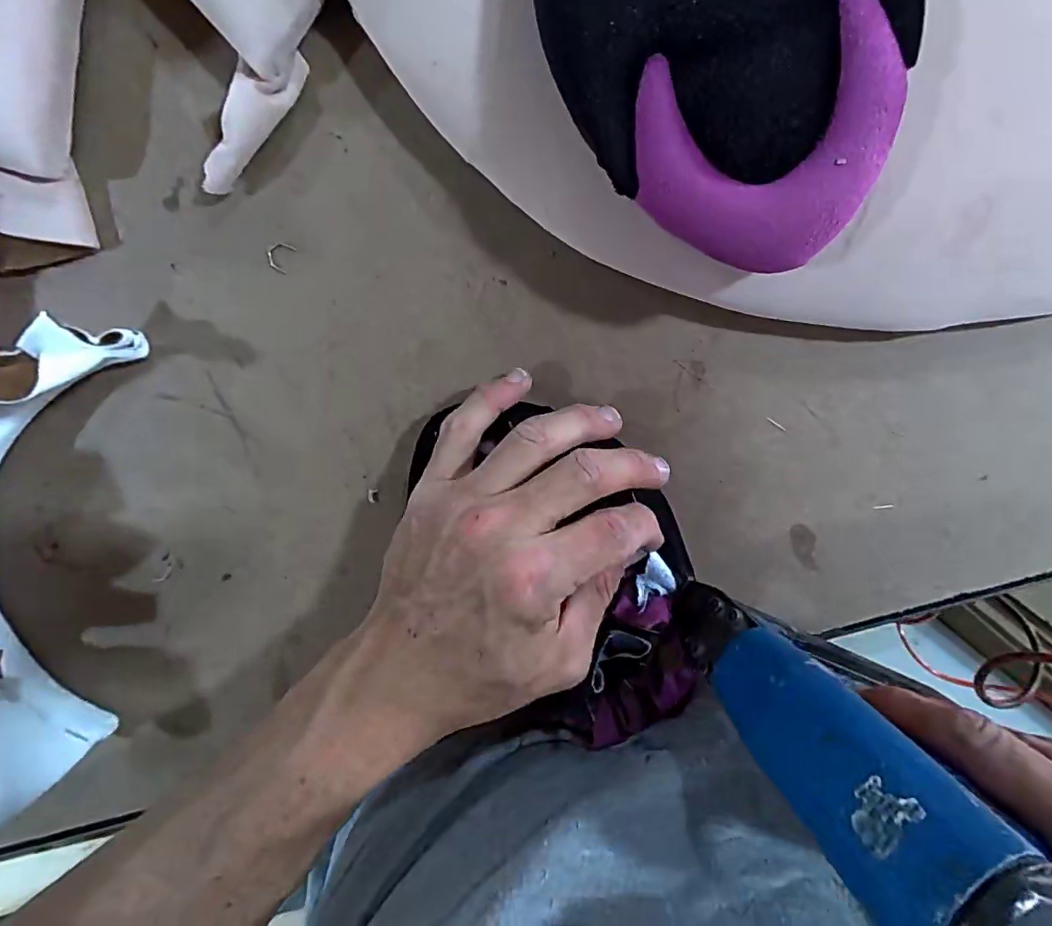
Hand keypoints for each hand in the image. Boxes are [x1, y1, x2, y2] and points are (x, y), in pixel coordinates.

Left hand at [348, 369, 668, 745]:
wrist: (396, 672)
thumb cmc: (481, 674)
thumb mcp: (560, 661)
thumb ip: (599, 599)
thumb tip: (625, 546)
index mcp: (536, 576)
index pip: (614, 529)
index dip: (645, 524)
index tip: (649, 531)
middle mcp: (502, 526)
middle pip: (585, 472)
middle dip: (633, 465)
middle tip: (655, 468)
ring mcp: (463, 499)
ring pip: (534, 438)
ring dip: (581, 420)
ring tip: (610, 418)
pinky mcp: (432, 488)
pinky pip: (461, 428)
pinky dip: (491, 396)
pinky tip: (520, 377)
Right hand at [864, 687, 1051, 925]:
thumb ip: (997, 890)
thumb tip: (929, 860)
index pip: (994, 751)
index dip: (923, 719)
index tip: (873, 700)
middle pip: (1023, 750)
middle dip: (959, 750)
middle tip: (902, 758)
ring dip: (1004, 773)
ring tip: (957, 790)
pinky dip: (1049, 790)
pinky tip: (1027, 815)